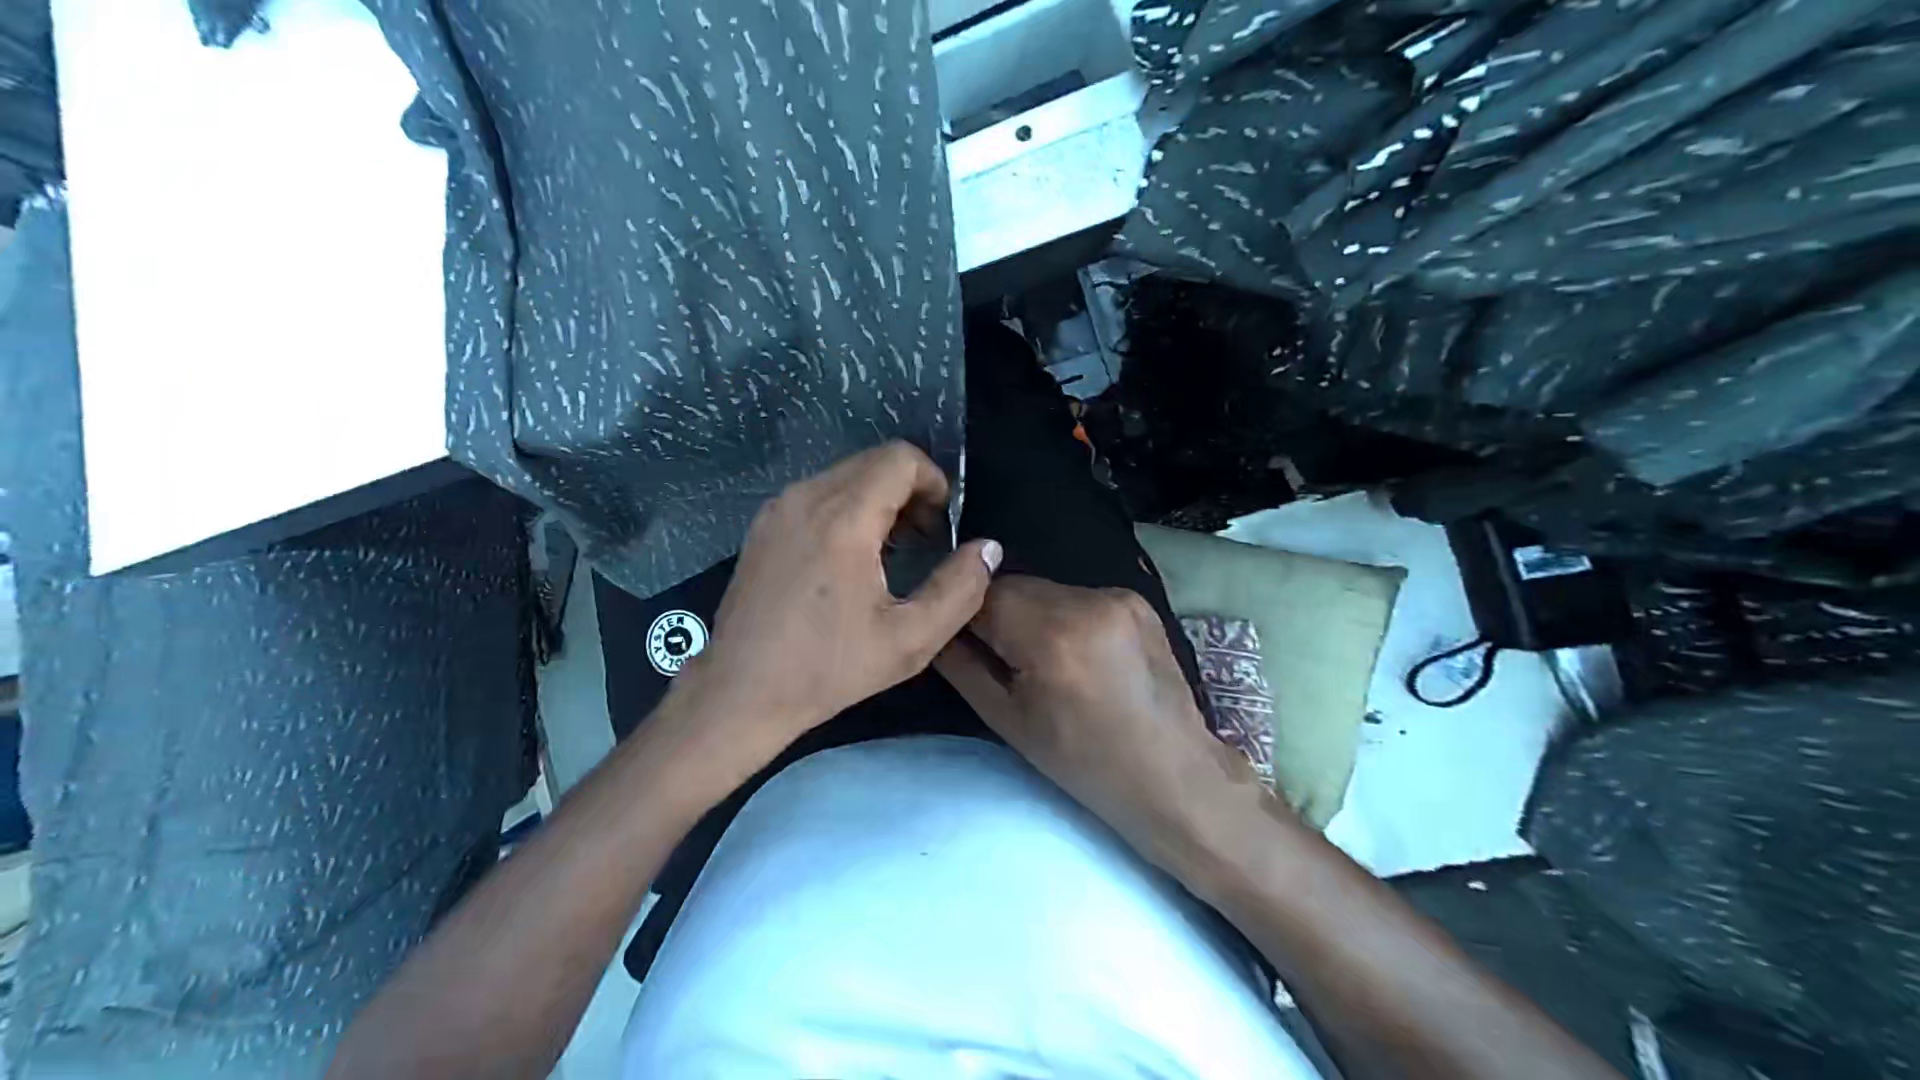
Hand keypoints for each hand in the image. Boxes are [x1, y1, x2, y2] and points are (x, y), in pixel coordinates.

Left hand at [674, 441, 1001, 756]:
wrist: (740, 693)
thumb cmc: (828, 669)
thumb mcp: (910, 640)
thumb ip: (960, 589)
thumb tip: (988, 548)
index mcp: (843, 519)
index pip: (900, 458)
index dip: (934, 481)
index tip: (942, 525)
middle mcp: (805, 498)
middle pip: (873, 461)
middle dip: (910, 491)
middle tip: (923, 542)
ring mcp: (777, 509)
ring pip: (845, 475)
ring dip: (879, 500)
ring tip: (891, 552)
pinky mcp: (762, 525)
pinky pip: (817, 493)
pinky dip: (846, 508)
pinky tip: (850, 559)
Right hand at [934, 576, 1272, 874]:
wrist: (1172, 774)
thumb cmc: (1083, 761)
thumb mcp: (1007, 721)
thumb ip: (963, 666)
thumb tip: (936, 629)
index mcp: (1051, 636)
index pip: (983, 596)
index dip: (964, 615)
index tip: (959, 640)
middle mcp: (1087, 602)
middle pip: (1015, 586)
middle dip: (998, 614)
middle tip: (1001, 656)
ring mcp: (1118, 596)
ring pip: (1046, 589)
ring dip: (1031, 613)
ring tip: (1043, 660)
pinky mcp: (1138, 600)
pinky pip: (1078, 596)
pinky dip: (1064, 616)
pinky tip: (1077, 653)